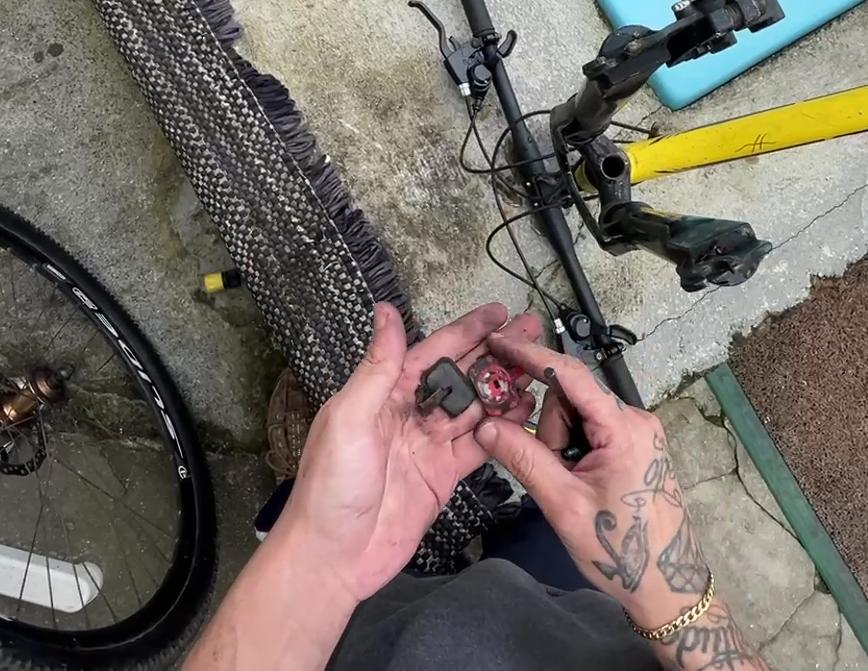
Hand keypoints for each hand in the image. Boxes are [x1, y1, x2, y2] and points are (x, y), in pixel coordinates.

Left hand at [271, 302, 540, 600]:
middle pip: (461, 375)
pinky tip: (524, 413)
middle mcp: (411, 411)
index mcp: (387, 391)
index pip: (435, 351)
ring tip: (536, 369)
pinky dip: (501, 429)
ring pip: (474, 407)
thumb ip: (378, 366)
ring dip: (503, 387)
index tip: (498, 313)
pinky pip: (478, 445)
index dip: (467, 330)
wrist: (333, 558)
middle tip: (530, 332)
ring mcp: (430, 443)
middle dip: (494, 353)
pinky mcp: (443, 475)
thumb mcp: (350, 417)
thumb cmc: (330, 484)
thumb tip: (385, 310)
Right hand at [475, 335, 712, 627]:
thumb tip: (486, 425)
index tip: (498, 341)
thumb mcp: (563, 504)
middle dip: (552, 429)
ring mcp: (638, 430)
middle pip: (570, 396)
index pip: (570, 374)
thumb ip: (524, 458)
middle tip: (557, 473)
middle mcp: (635, 418)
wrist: (668, 587)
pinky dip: (575, 445)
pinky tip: (580, 477)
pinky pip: (591, 426)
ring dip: (563, 441)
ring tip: (573, 482)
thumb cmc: (619, 550)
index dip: (531, 355)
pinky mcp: (635, 442)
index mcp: (623, 427)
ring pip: (577, 412)